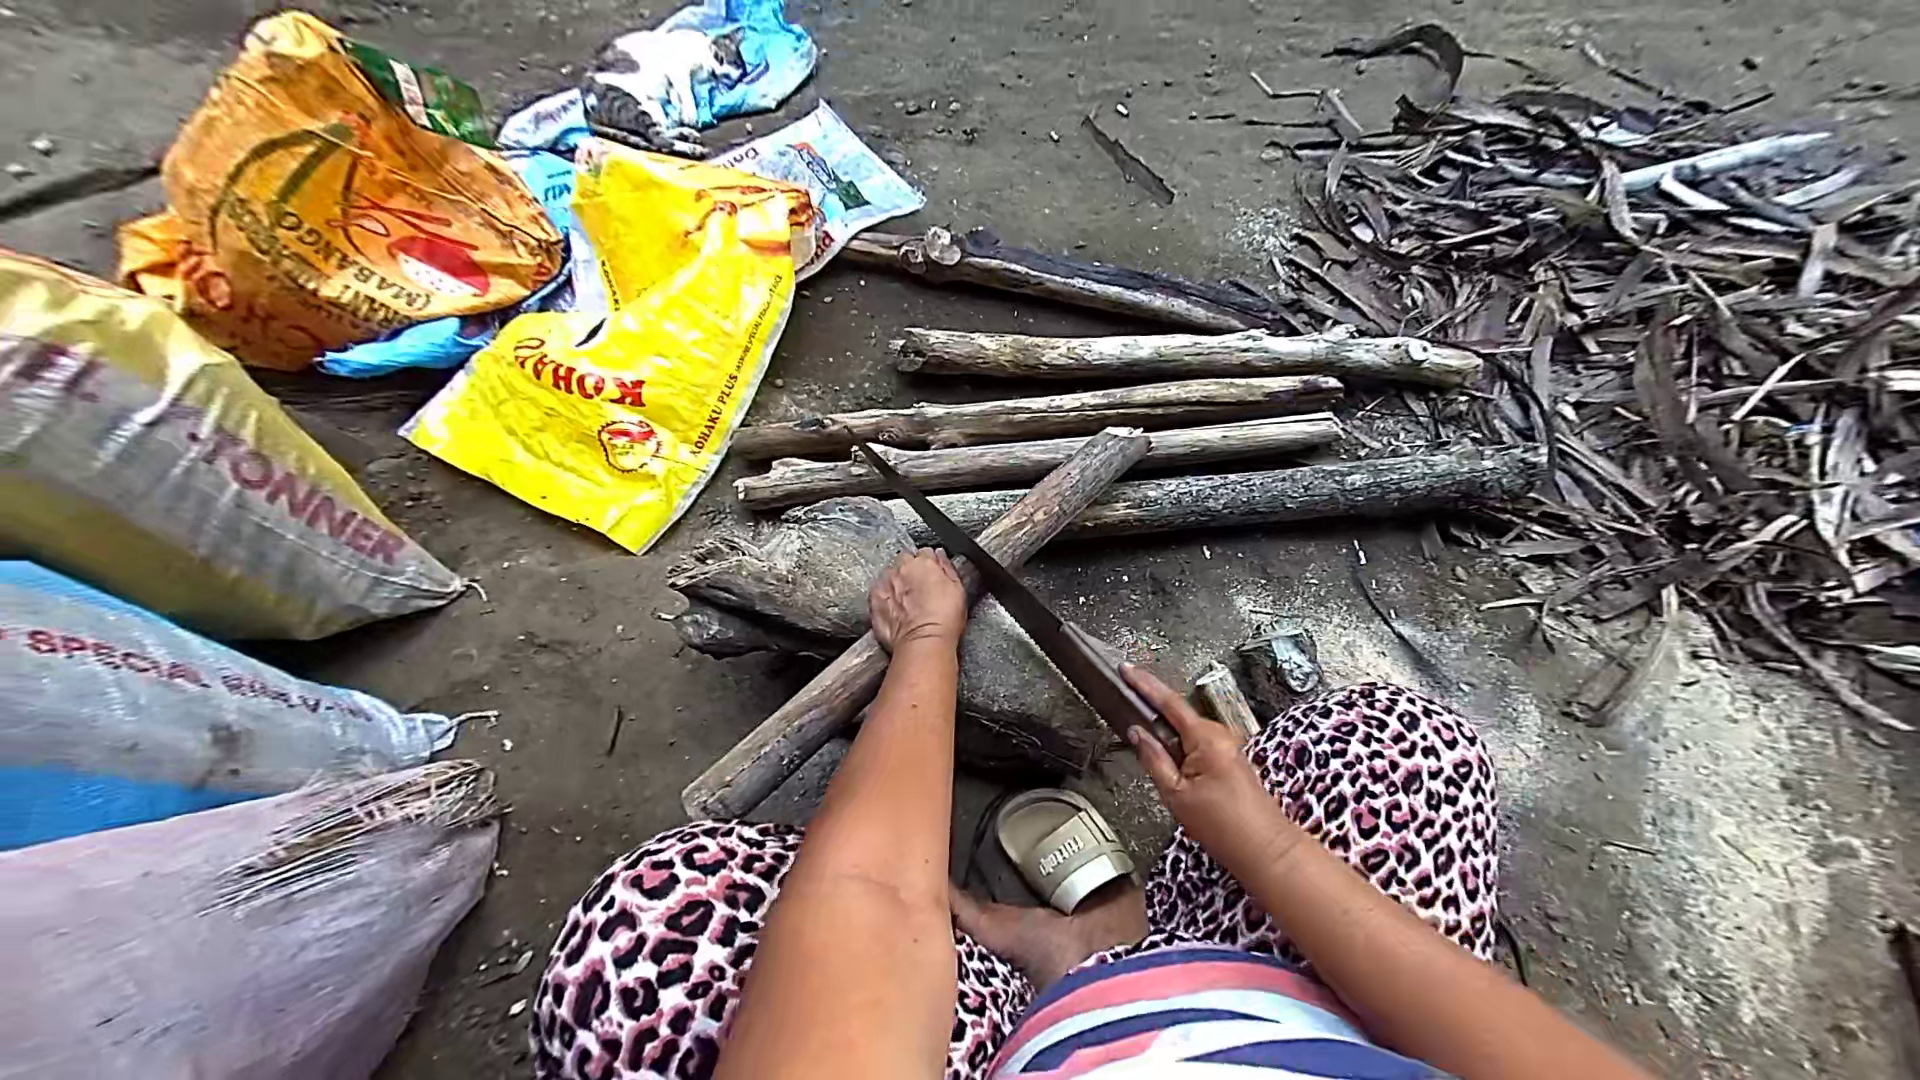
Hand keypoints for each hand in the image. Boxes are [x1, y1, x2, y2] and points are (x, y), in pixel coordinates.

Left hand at [869, 548, 967, 651]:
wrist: (924, 642)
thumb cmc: (944, 619)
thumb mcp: (958, 590)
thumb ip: (947, 567)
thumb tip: (940, 555)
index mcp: (924, 562)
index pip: (925, 554)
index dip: (929, 566)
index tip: (931, 576)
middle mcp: (902, 568)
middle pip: (905, 561)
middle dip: (910, 571)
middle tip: (919, 590)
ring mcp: (886, 582)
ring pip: (890, 575)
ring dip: (896, 583)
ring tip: (906, 602)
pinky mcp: (874, 598)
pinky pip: (878, 590)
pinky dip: (884, 596)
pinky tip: (894, 609)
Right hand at [1122, 663, 1298, 871]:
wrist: (1265, 851)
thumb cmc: (1225, 827)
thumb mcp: (1175, 794)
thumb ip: (1152, 758)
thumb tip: (1136, 733)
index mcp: (1206, 738)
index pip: (1168, 701)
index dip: (1143, 683)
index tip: (1126, 669)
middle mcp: (1219, 735)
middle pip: (1175, 715)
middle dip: (1152, 717)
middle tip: (1129, 722)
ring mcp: (1226, 745)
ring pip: (1184, 732)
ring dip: (1166, 739)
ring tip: (1155, 763)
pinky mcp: (1228, 757)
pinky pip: (1195, 743)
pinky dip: (1179, 749)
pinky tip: (1174, 770)